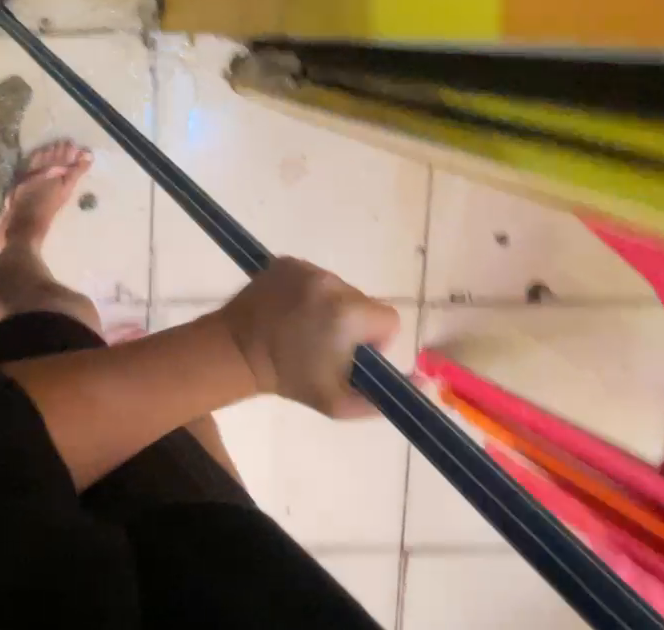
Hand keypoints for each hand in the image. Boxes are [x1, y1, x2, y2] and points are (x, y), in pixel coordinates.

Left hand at [216, 256, 399, 417]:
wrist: (237, 350)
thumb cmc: (291, 378)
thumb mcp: (340, 402)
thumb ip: (386, 397)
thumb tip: (426, 382)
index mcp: (349, 312)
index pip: (389, 320)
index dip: (375, 340)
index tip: (350, 353)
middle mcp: (330, 282)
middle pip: (363, 302)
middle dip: (352, 322)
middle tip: (323, 342)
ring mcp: (305, 268)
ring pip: (338, 289)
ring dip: (329, 306)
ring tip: (303, 326)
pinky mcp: (285, 261)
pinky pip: (313, 276)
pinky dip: (308, 291)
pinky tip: (290, 309)